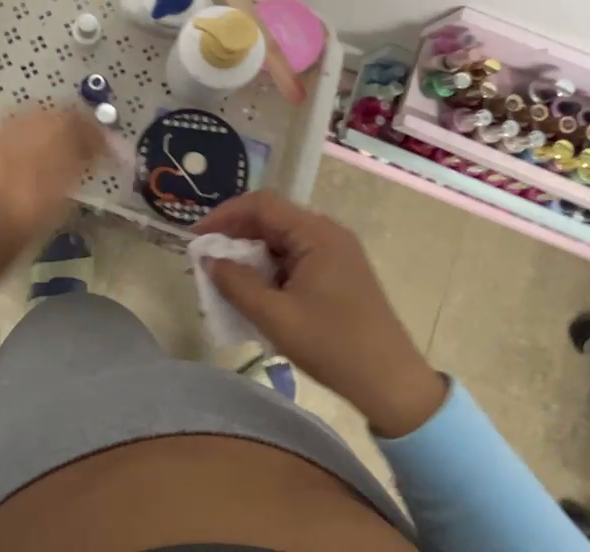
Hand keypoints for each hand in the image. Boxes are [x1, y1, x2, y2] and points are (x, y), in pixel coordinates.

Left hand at [0, 109, 104, 296]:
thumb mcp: (29, 236)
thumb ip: (55, 197)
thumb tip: (76, 170)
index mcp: (33, 190)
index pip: (78, 147)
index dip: (100, 142)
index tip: (112, 149)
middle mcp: (11, 157)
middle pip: (56, 120)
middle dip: (80, 123)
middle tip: (92, 135)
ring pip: (30, 116)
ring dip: (53, 120)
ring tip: (63, 132)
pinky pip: (5, 125)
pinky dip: (24, 127)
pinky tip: (27, 139)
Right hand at [195, 191, 446, 436]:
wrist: (393, 384)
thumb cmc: (334, 346)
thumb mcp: (276, 317)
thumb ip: (237, 284)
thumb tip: (209, 260)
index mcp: (316, 234)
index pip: (261, 204)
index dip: (224, 216)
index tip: (196, 238)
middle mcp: (328, 233)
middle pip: (271, 219)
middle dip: (235, 237)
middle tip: (207, 261)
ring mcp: (337, 253)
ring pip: (282, 241)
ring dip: (252, 256)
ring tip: (226, 280)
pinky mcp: (339, 274)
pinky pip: (295, 259)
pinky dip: (270, 270)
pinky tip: (256, 294)